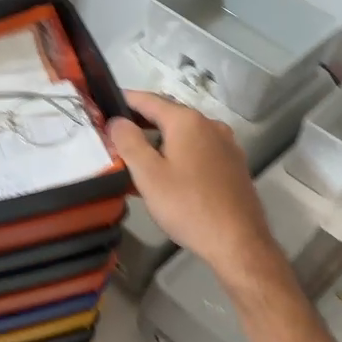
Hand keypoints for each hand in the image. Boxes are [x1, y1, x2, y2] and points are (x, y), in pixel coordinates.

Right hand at [107, 91, 290, 294]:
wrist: (237, 242)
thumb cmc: (187, 206)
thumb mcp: (148, 175)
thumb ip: (128, 142)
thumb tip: (116, 120)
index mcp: (188, 121)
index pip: (149, 100)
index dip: (124, 100)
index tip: (104, 104)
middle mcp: (210, 125)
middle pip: (168, 115)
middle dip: (141, 121)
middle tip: (114, 133)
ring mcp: (226, 145)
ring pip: (184, 133)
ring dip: (160, 138)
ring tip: (137, 154)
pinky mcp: (233, 164)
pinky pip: (199, 149)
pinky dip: (179, 151)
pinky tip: (168, 172)